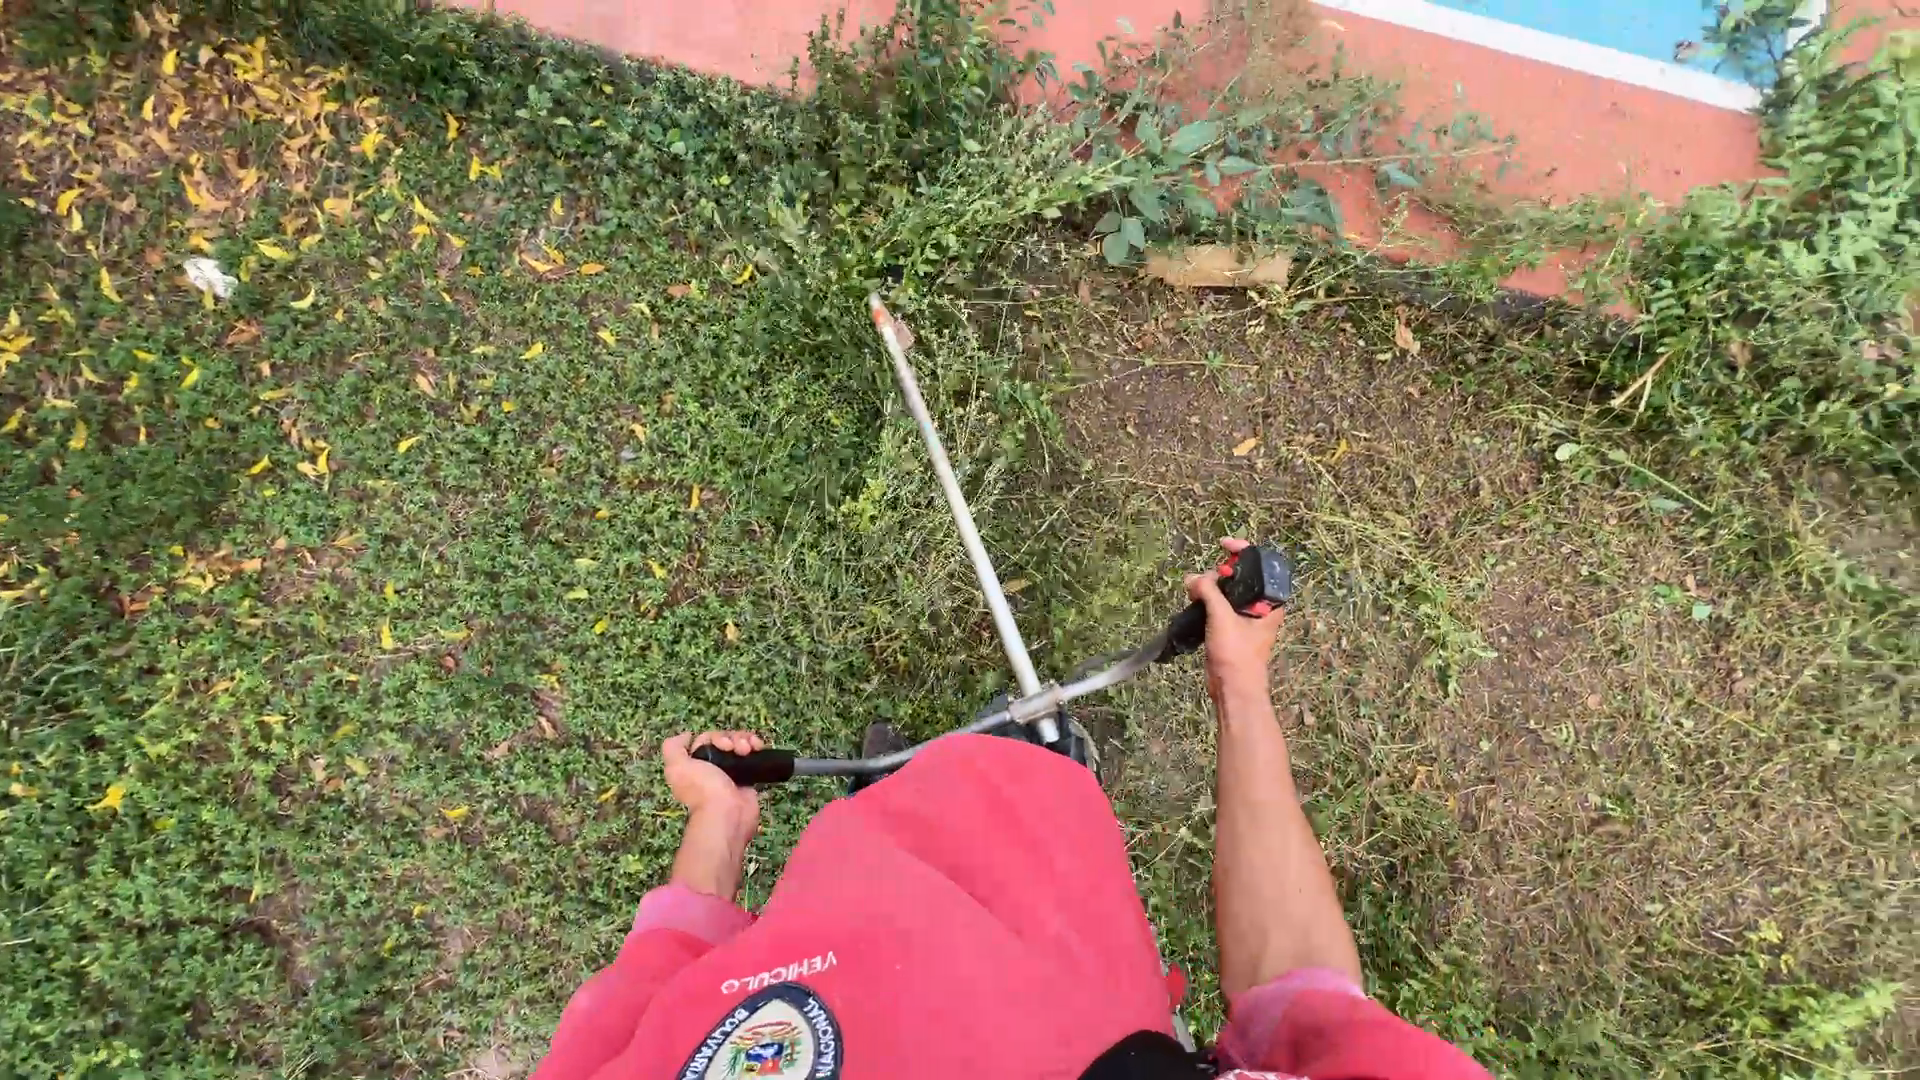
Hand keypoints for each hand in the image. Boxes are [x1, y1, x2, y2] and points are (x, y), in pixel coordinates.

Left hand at [662, 731, 762, 832]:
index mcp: (694, 764)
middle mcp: (712, 767)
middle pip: (724, 740)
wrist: (728, 812)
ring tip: (748, 750)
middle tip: (735, 749)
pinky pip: (752, 754)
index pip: (706, 739)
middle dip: (732, 739)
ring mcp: (731, 771)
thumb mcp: (677, 767)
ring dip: (744, 741)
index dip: (714, 737)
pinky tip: (758, 747)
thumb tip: (687, 734)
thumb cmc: (702, 789)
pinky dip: (755, 746)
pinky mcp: (748, 776)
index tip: (722, 745)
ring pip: (738, 744)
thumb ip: (673, 748)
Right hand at [1185, 537, 1284, 696]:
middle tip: (1202, 579)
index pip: (1260, 566)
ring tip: (1193, 590)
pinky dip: (1206, 600)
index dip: (1242, 551)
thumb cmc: (1236, 653)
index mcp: (1270, 602)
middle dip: (1218, 573)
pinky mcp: (1230, 628)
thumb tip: (1193, 578)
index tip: (1223, 544)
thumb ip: (1209, 592)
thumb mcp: (1222, 617)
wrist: (1233, 688)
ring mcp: (1245, 617)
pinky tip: (1193, 601)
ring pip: (1226, 591)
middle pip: (1239, 577)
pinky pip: (1218, 605)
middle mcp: (1260, 607)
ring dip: (1209, 587)